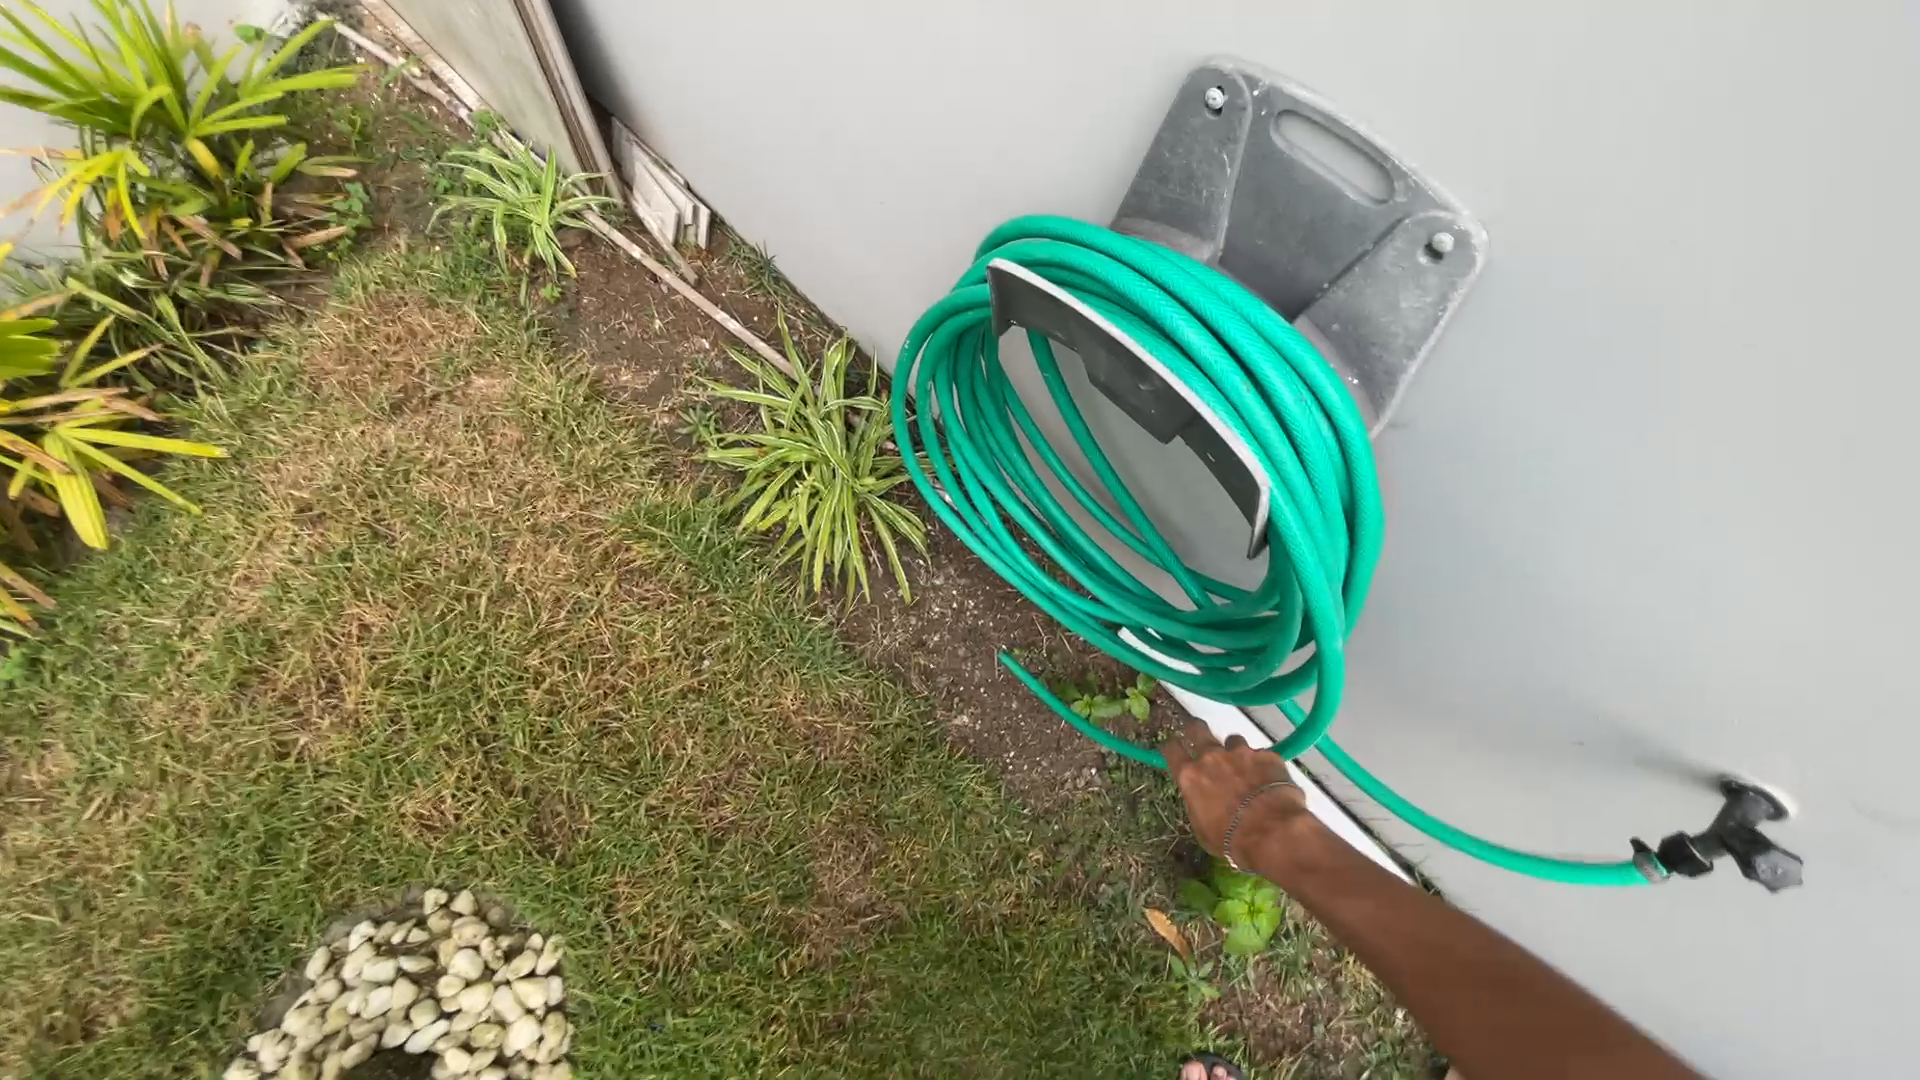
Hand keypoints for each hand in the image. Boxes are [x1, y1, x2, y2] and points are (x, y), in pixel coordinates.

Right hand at [1161, 719, 1307, 858]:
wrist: (1272, 833)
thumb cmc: (1230, 840)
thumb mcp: (1202, 829)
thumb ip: (1199, 805)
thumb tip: (1202, 799)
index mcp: (1190, 775)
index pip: (1171, 750)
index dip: (1171, 747)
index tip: (1173, 748)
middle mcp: (1212, 757)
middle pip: (1198, 729)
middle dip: (1196, 729)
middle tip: (1198, 733)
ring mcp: (1241, 753)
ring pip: (1233, 740)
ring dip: (1235, 751)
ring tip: (1243, 766)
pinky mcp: (1267, 756)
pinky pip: (1262, 755)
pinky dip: (1263, 765)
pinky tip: (1270, 780)